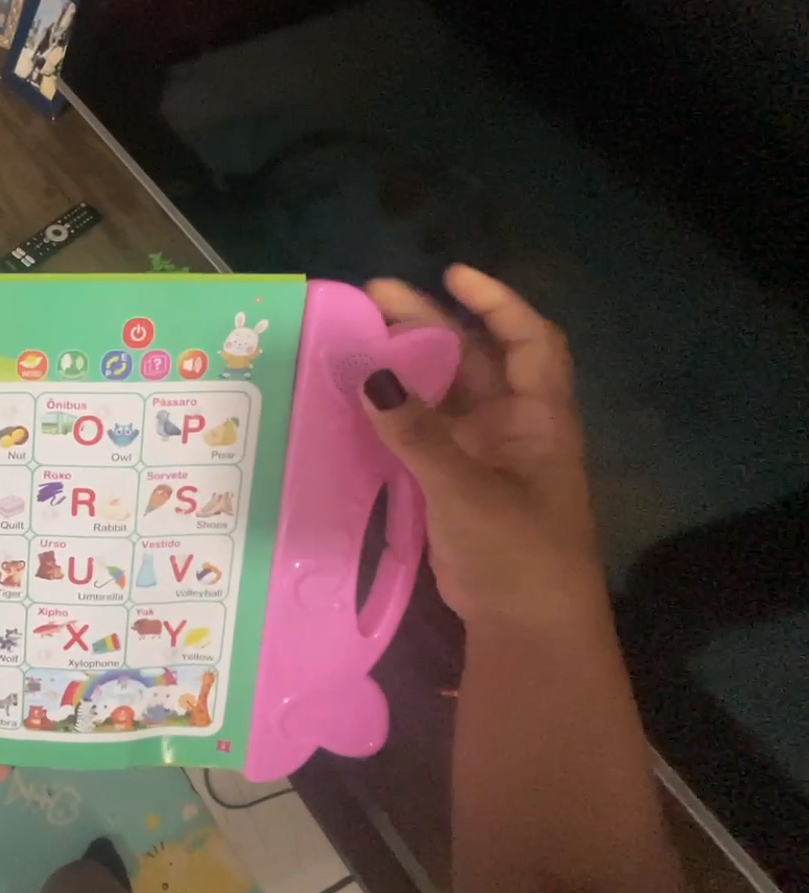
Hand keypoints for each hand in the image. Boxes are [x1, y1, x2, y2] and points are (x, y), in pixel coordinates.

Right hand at [362, 265, 605, 629]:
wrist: (521, 618)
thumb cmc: (515, 549)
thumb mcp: (465, 487)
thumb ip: (417, 433)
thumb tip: (370, 376)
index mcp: (537, 418)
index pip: (528, 341)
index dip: (496, 302)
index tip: (450, 274)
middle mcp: (508, 425)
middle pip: (472, 358)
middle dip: (430, 323)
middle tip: (374, 297)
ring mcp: (475, 451)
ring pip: (438, 391)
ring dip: (403, 363)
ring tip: (356, 336)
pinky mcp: (445, 475)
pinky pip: (414, 426)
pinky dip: (388, 406)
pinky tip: (354, 396)